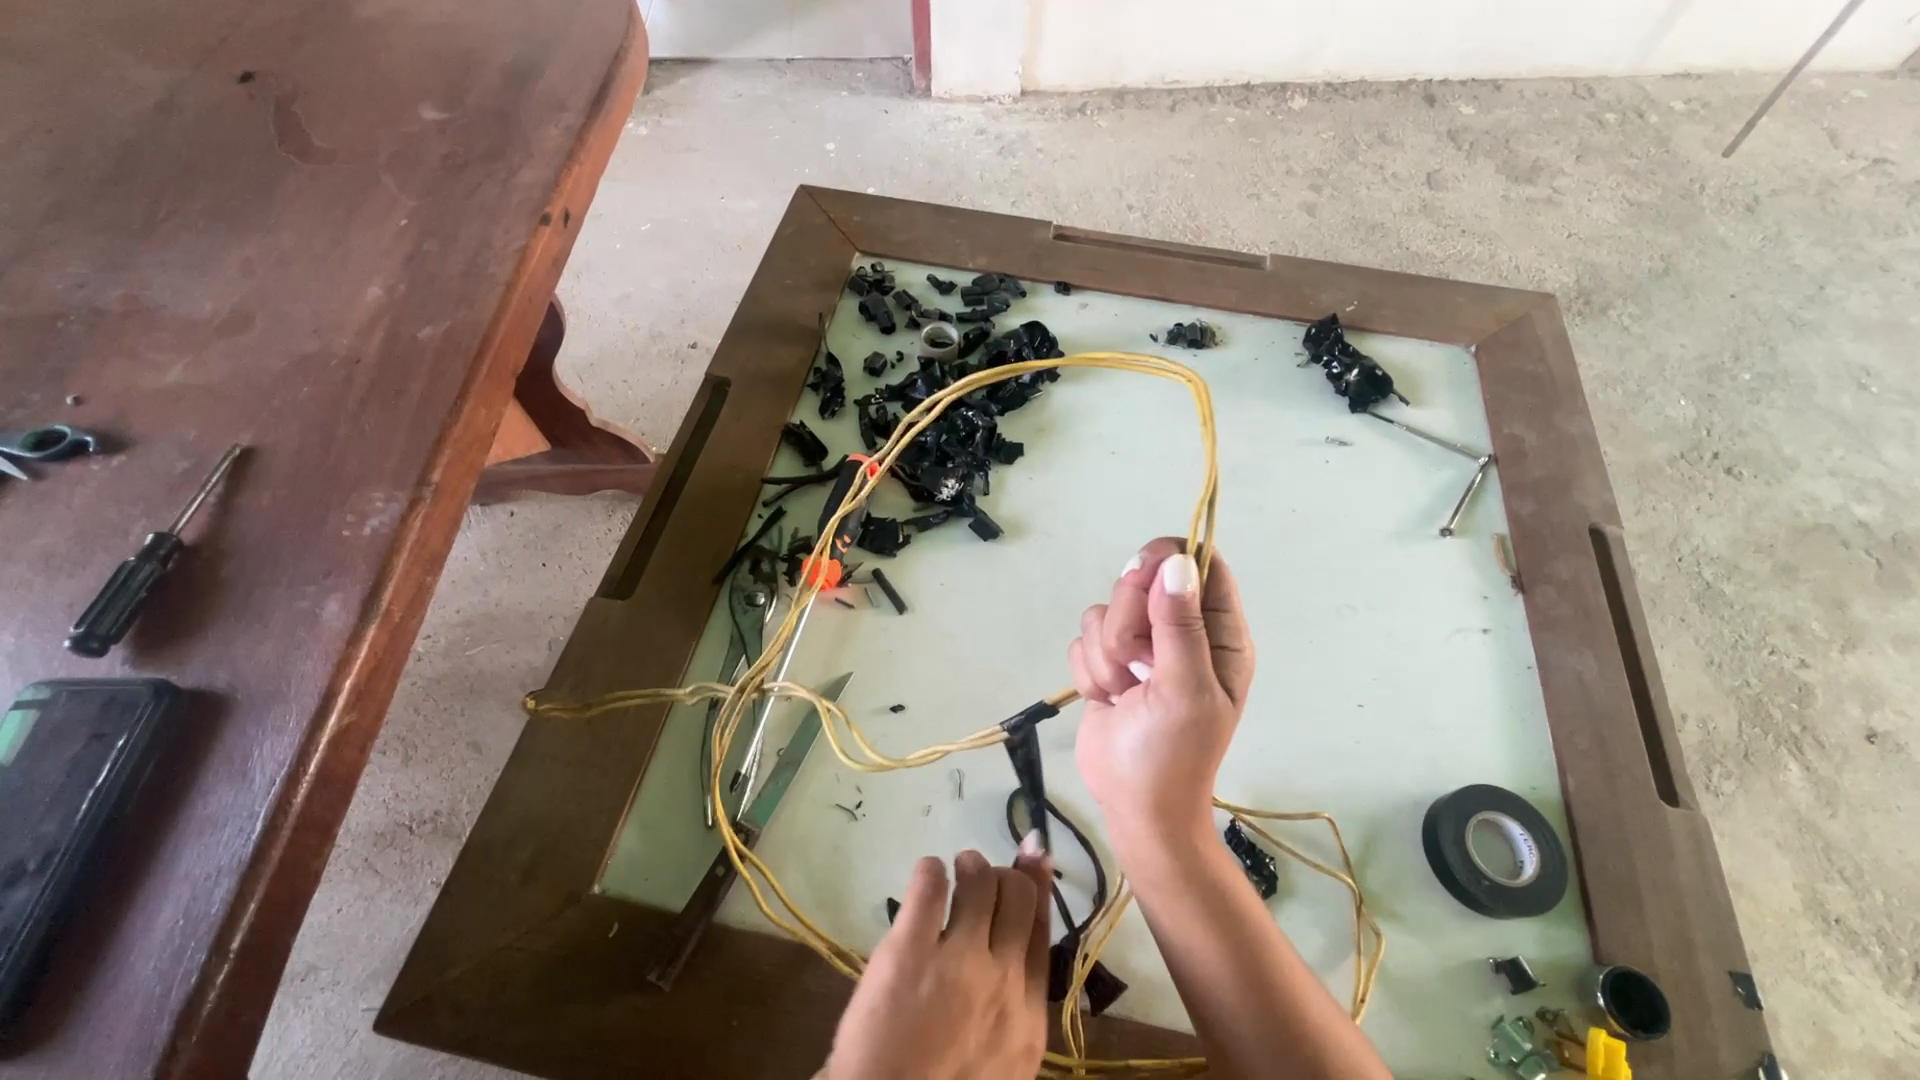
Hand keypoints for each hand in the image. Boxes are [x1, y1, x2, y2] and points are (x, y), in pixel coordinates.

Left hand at [823, 842, 1051, 1079]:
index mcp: (1027, 1014)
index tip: (1035, 855)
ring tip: (955, 867)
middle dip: (1004, 874)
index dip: (1039, 884)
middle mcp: (1002, 979)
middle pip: (1018, 896)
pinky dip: (931, 870)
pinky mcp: (910, 947)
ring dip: (970, 864)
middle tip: (980, 874)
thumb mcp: (1001, 1060)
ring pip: (981, 881)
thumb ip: (1010, 1009)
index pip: (1043, 930)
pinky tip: (926, 876)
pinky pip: (931, 883)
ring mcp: (958, 960)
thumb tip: (1009, 958)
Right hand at [1068, 538, 1253, 844]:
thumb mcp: (1186, 691)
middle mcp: (1180, 632)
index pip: (1201, 565)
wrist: (1135, 806)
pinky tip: (1109, 699)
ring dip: (1106, 656)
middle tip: (1139, 666)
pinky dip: (1089, 672)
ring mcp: (1141, 648)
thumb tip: (1176, 564)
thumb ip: (1180, 626)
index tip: (1141, 578)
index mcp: (1219, 634)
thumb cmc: (1174, 755)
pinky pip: (1082, 639)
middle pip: (1140, 581)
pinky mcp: (1106, 663)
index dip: (1168, 560)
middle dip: (1127, 624)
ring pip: (1104, 611)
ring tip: (1125, 692)